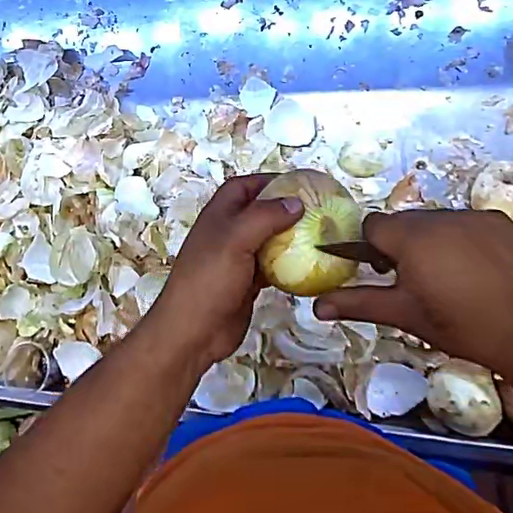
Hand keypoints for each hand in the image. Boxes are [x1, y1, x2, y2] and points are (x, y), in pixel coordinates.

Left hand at [142, 173, 301, 370]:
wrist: (193, 332)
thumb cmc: (208, 280)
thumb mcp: (236, 239)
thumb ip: (265, 216)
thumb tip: (296, 202)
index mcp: (219, 214)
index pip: (244, 186)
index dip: (268, 181)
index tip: (299, 184)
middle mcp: (228, 233)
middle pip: (259, 212)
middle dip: (284, 209)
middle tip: (317, 211)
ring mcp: (237, 259)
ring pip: (268, 240)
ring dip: (290, 238)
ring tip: (319, 235)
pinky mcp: (247, 282)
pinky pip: (272, 267)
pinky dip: (288, 265)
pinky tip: (308, 267)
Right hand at [314, 209, 512, 370]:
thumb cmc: (462, 327)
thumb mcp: (405, 315)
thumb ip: (359, 303)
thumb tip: (316, 305)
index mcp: (410, 238)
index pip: (373, 225)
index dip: (374, 248)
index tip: (387, 273)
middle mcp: (437, 217)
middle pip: (404, 222)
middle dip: (403, 245)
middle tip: (419, 282)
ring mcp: (471, 215)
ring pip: (435, 221)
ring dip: (433, 241)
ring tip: (452, 278)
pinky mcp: (498, 219)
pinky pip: (466, 222)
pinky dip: (463, 239)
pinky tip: (478, 269)